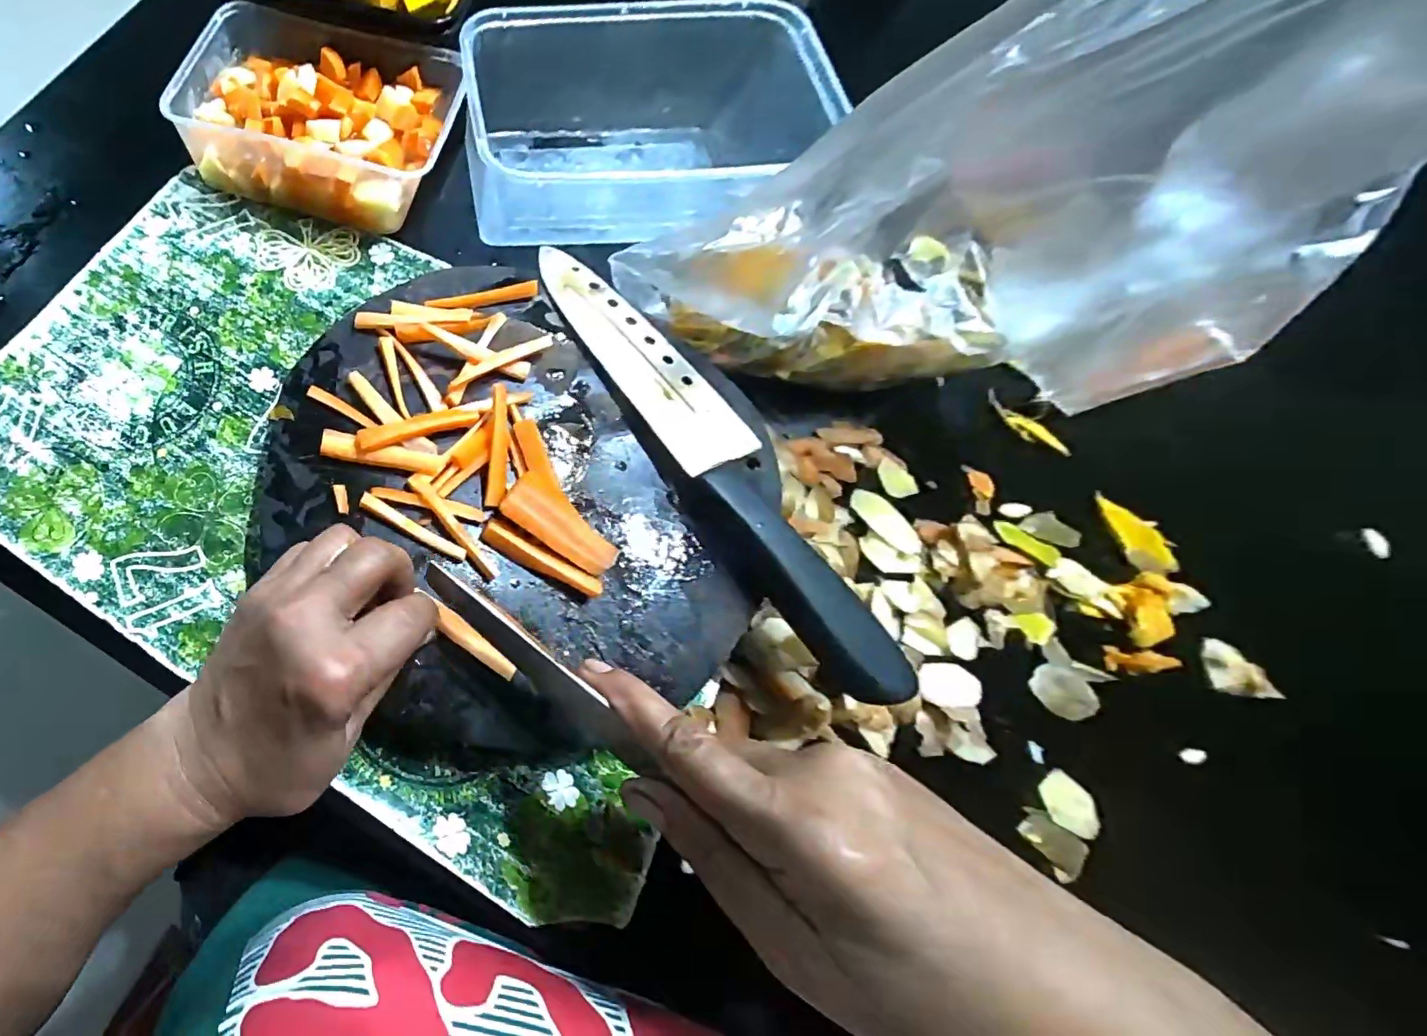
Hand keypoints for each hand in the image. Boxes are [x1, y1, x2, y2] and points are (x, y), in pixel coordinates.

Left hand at [163, 525, 435, 830]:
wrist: (201, 757)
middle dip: (401, 574)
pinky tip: (328, 593)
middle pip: (378, 555)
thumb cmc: (282, 765)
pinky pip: (308, 549)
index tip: (418, 634)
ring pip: (342, 538)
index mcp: (338, 668)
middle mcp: (307, 617)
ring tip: (361, 592)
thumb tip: (418, 628)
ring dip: (364, 560)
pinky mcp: (258, 588)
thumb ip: (388, 672)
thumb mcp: (351, 735)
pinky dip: (330, 562)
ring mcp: (277, 596)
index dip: (426, 621)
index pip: (411, 613)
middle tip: (393, 603)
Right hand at [580, 660, 1267, 1035]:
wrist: (1083, 1003)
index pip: (693, 749)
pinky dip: (785, 807)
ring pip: (762, 768)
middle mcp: (825, 769)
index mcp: (801, 826)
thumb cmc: (923, 1003)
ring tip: (805, 890)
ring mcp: (861, 760)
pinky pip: (801, 773)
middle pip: (725, 761)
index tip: (590, 669)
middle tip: (739, 878)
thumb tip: (645, 791)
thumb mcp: (798, 953)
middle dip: (704, 796)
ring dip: (751, 809)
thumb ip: (712, 861)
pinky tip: (839, 871)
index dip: (634, 707)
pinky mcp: (883, 765)